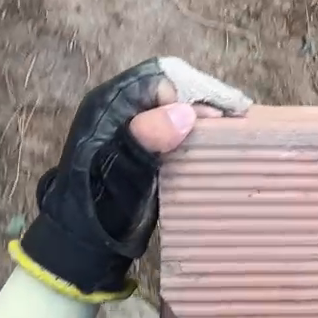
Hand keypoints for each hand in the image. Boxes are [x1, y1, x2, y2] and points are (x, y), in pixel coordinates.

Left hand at [13, 58, 250, 302]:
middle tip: (234, 116)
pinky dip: (194, 128)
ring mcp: (131, 126)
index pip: (160, 80)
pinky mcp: (141, 145)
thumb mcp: (121, 171)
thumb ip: (144, 137)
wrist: (82, 238)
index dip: (193, 92)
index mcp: (111, 103)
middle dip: (202, 98)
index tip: (221, 114)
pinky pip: (171, 123)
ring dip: (202, 113)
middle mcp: (121, 107)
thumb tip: (184, 113)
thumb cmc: (97, 203)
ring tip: (230, 126)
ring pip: (173, 104)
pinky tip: (213, 139)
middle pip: (170, 87)